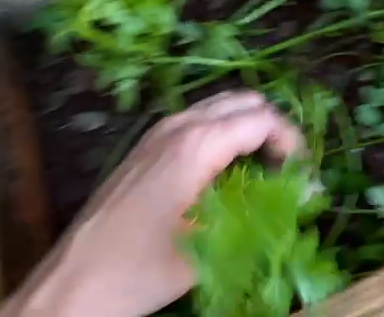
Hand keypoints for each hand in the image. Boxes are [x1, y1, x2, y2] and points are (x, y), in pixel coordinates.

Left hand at [3, 91, 302, 316]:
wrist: (74, 282)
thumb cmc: (143, 267)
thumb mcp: (211, 245)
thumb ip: (264, 213)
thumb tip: (310, 194)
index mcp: (198, 142)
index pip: (263, 118)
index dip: (293, 142)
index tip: (304, 177)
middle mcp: (180, 123)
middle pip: (244, 100)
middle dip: (273, 129)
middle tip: (287, 172)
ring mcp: (160, 130)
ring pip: (220, 107)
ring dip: (248, 128)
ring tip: (262, 173)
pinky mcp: (147, 145)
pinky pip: (198, 120)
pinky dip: (223, 133)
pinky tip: (224, 175)